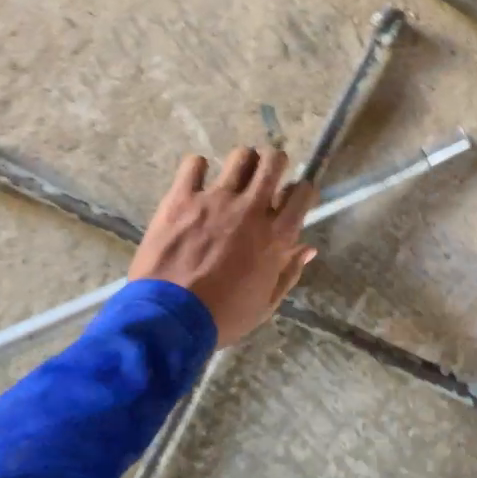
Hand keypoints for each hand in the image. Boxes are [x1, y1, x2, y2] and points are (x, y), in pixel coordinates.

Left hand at [129, 146, 318, 347]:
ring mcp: (216, 200)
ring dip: (242, 162)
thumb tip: (308, 248)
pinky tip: (196, 180)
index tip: (293, 197)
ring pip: (240, 157)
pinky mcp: (182, 199)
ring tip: (234, 176)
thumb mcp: (265, 304)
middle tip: (266, 175)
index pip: (303, 192)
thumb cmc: (222, 318)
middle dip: (276, 162)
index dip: (302, 191)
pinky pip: (194, 165)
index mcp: (276, 235)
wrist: (168, 321)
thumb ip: (289, 272)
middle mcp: (251, 209)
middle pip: (274, 162)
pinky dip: (197, 168)